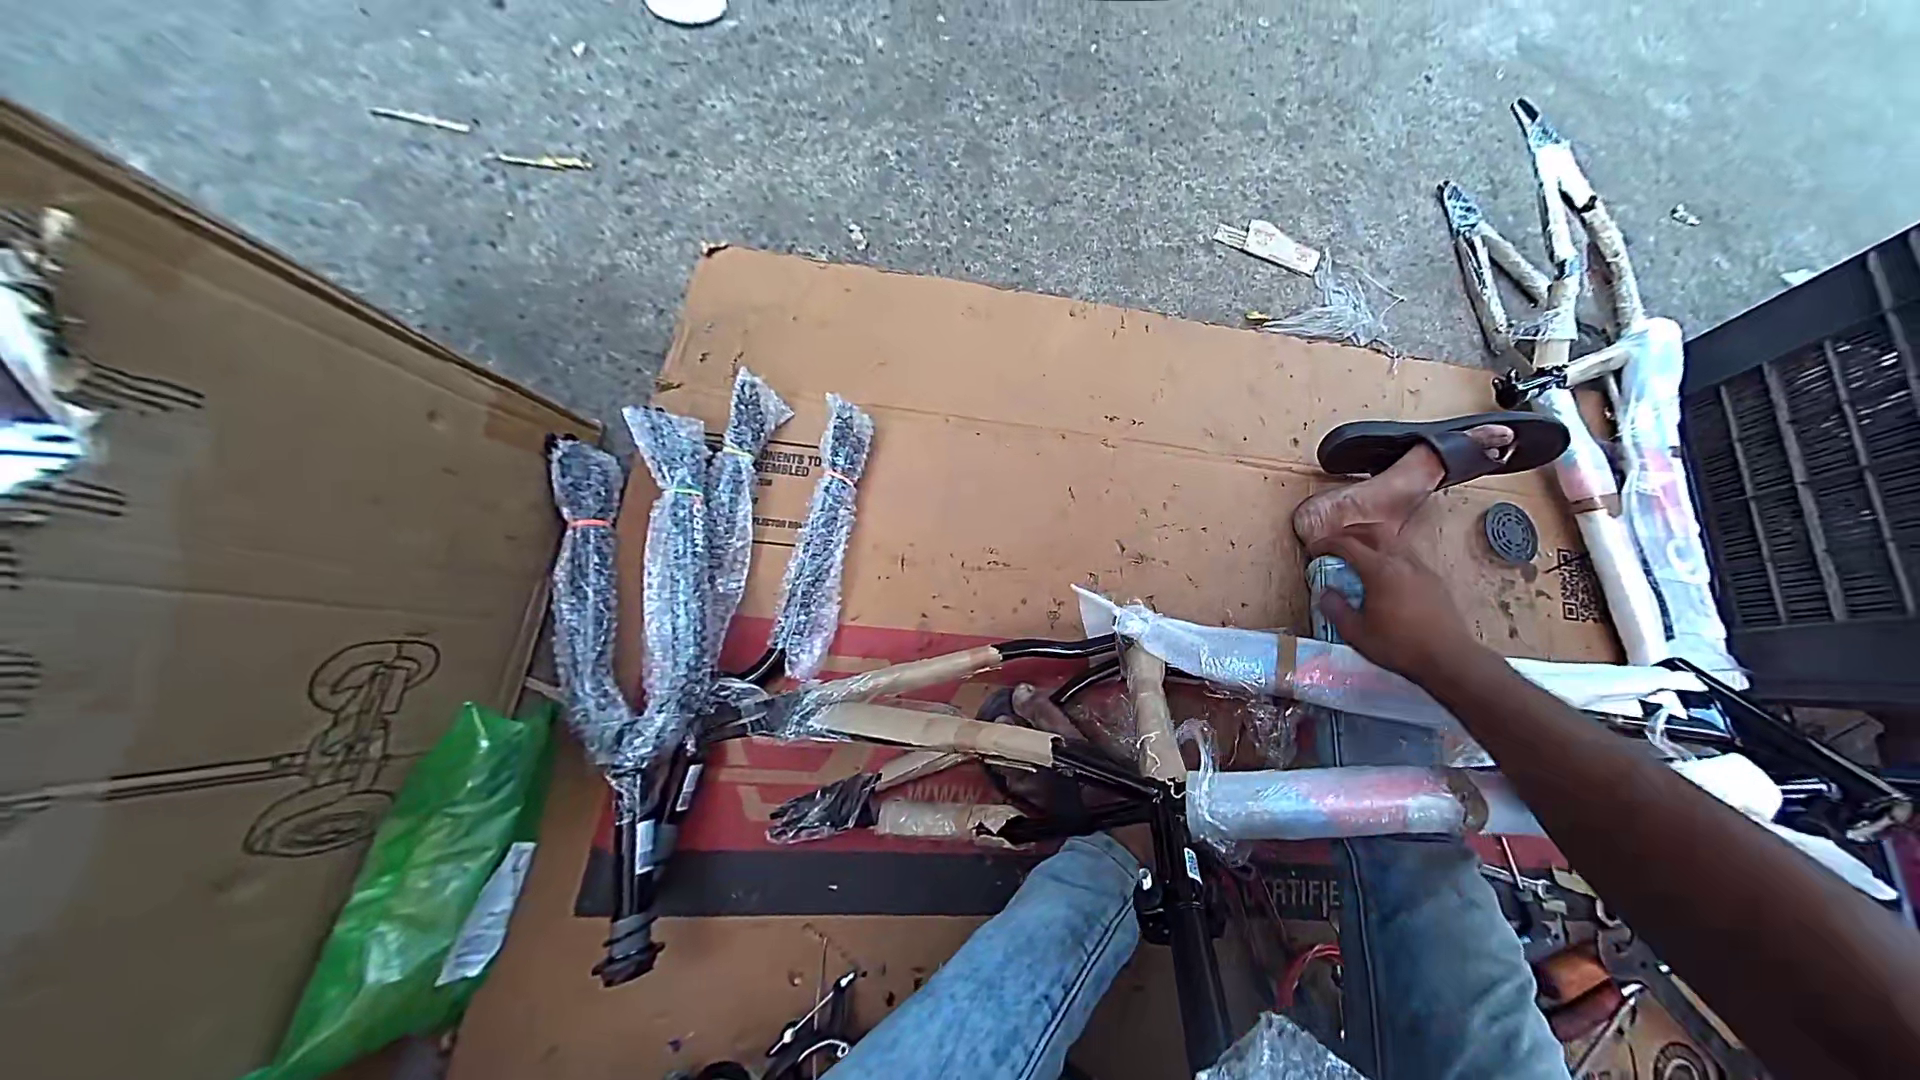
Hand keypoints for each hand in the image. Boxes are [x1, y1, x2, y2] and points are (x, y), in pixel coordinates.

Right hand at [1315, 523, 1494, 685]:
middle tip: (1335, 543)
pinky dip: (1388, 554)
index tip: (1313, 551)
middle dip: (1350, 532)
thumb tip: (1325, 591)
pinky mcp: (1434, 580)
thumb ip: (1336, 608)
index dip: (1326, 544)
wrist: (1449, 658)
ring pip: (1394, 540)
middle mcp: (1402, 561)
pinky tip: (1383, 573)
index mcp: (1380, 570)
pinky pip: (1407, 555)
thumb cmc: (1398, 645)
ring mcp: (1421, 568)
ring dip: (1372, 541)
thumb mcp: (1355, 632)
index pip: (1347, 544)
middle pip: (1374, 531)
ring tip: (1358, 555)